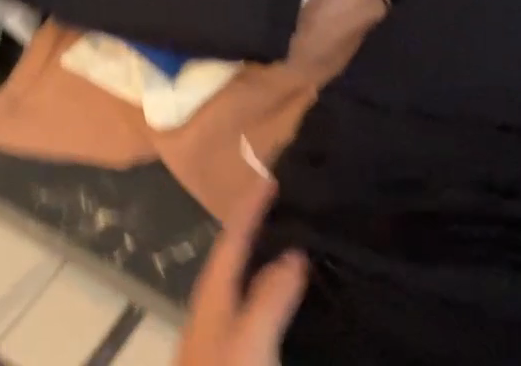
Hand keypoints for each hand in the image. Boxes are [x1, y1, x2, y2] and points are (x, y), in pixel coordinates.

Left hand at [178, 176, 307, 364]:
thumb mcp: (248, 344)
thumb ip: (269, 297)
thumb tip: (293, 253)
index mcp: (212, 303)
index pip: (232, 240)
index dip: (250, 208)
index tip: (275, 174)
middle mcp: (216, 319)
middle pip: (238, 263)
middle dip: (262, 231)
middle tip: (298, 204)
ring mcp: (228, 346)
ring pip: (251, 292)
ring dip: (273, 265)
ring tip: (308, 243)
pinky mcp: (245, 364)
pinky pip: (265, 321)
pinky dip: (282, 302)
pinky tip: (306, 308)